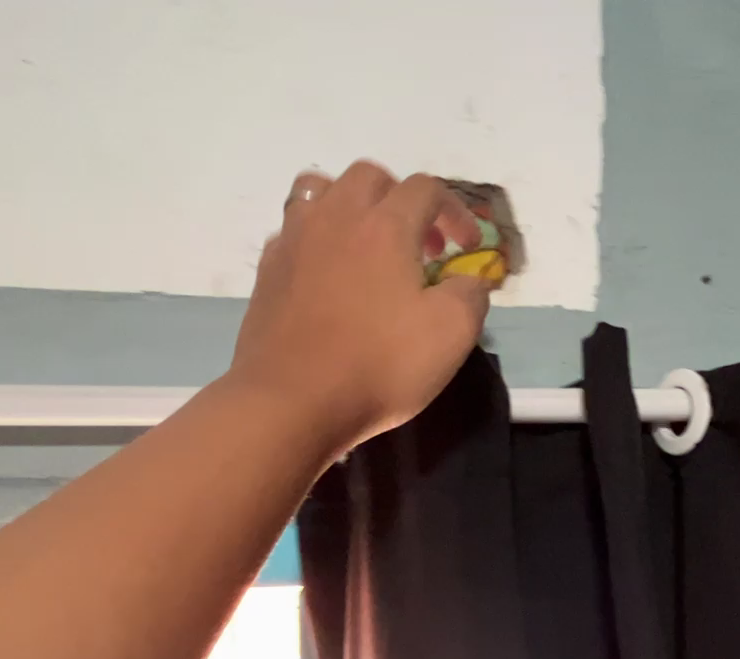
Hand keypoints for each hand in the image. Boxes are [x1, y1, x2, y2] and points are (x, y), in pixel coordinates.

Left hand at [229, 161, 490, 451]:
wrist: (294, 400)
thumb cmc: (381, 364)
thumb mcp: (452, 334)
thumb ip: (471, 295)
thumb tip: (470, 280)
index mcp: (385, 226)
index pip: (426, 189)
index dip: (455, 212)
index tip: (468, 247)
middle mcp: (336, 217)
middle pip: (369, 177)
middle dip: (403, 200)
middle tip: (421, 245)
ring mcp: (294, 240)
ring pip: (320, 190)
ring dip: (353, 207)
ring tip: (369, 246)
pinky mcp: (268, 270)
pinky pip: (294, 230)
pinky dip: (320, 238)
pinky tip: (332, 275)